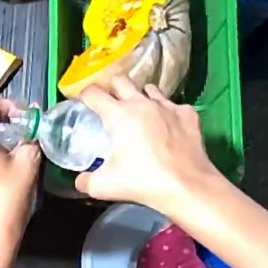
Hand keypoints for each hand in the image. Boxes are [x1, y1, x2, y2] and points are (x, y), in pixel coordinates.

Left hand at [0, 98, 39, 235]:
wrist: (0, 223)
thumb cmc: (13, 192)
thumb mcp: (29, 160)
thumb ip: (32, 135)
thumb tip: (35, 119)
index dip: (8, 105)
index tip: (24, 119)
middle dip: (4, 113)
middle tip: (24, 125)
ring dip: (0, 125)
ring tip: (19, 136)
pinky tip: (11, 150)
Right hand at [75, 77, 223, 214]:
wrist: (187, 187)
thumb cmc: (143, 183)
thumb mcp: (105, 186)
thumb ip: (86, 181)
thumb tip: (79, 180)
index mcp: (118, 115)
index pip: (93, 93)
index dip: (83, 96)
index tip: (82, 103)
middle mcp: (142, 103)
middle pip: (120, 80)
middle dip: (112, 89)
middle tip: (110, 105)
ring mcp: (167, 106)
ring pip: (149, 89)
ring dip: (140, 97)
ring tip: (140, 114)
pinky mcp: (188, 114)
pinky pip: (173, 105)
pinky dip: (167, 113)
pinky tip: (167, 127)